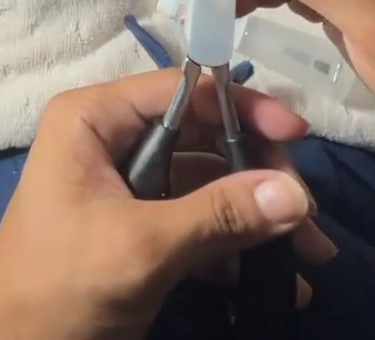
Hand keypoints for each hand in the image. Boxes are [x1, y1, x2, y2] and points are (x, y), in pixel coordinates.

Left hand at [0, 71, 336, 339]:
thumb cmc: (62, 284)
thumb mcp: (143, 247)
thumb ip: (219, 216)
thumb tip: (296, 194)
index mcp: (94, 118)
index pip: (179, 90)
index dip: (241, 105)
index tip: (298, 133)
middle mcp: (109, 137)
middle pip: (199, 134)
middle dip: (257, 172)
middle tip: (308, 214)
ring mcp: (123, 181)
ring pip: (203, 179)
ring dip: (256, 215)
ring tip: (311, 253)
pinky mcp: (135, 223)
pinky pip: (193, 218)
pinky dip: (234, 245)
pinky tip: (281, 281)